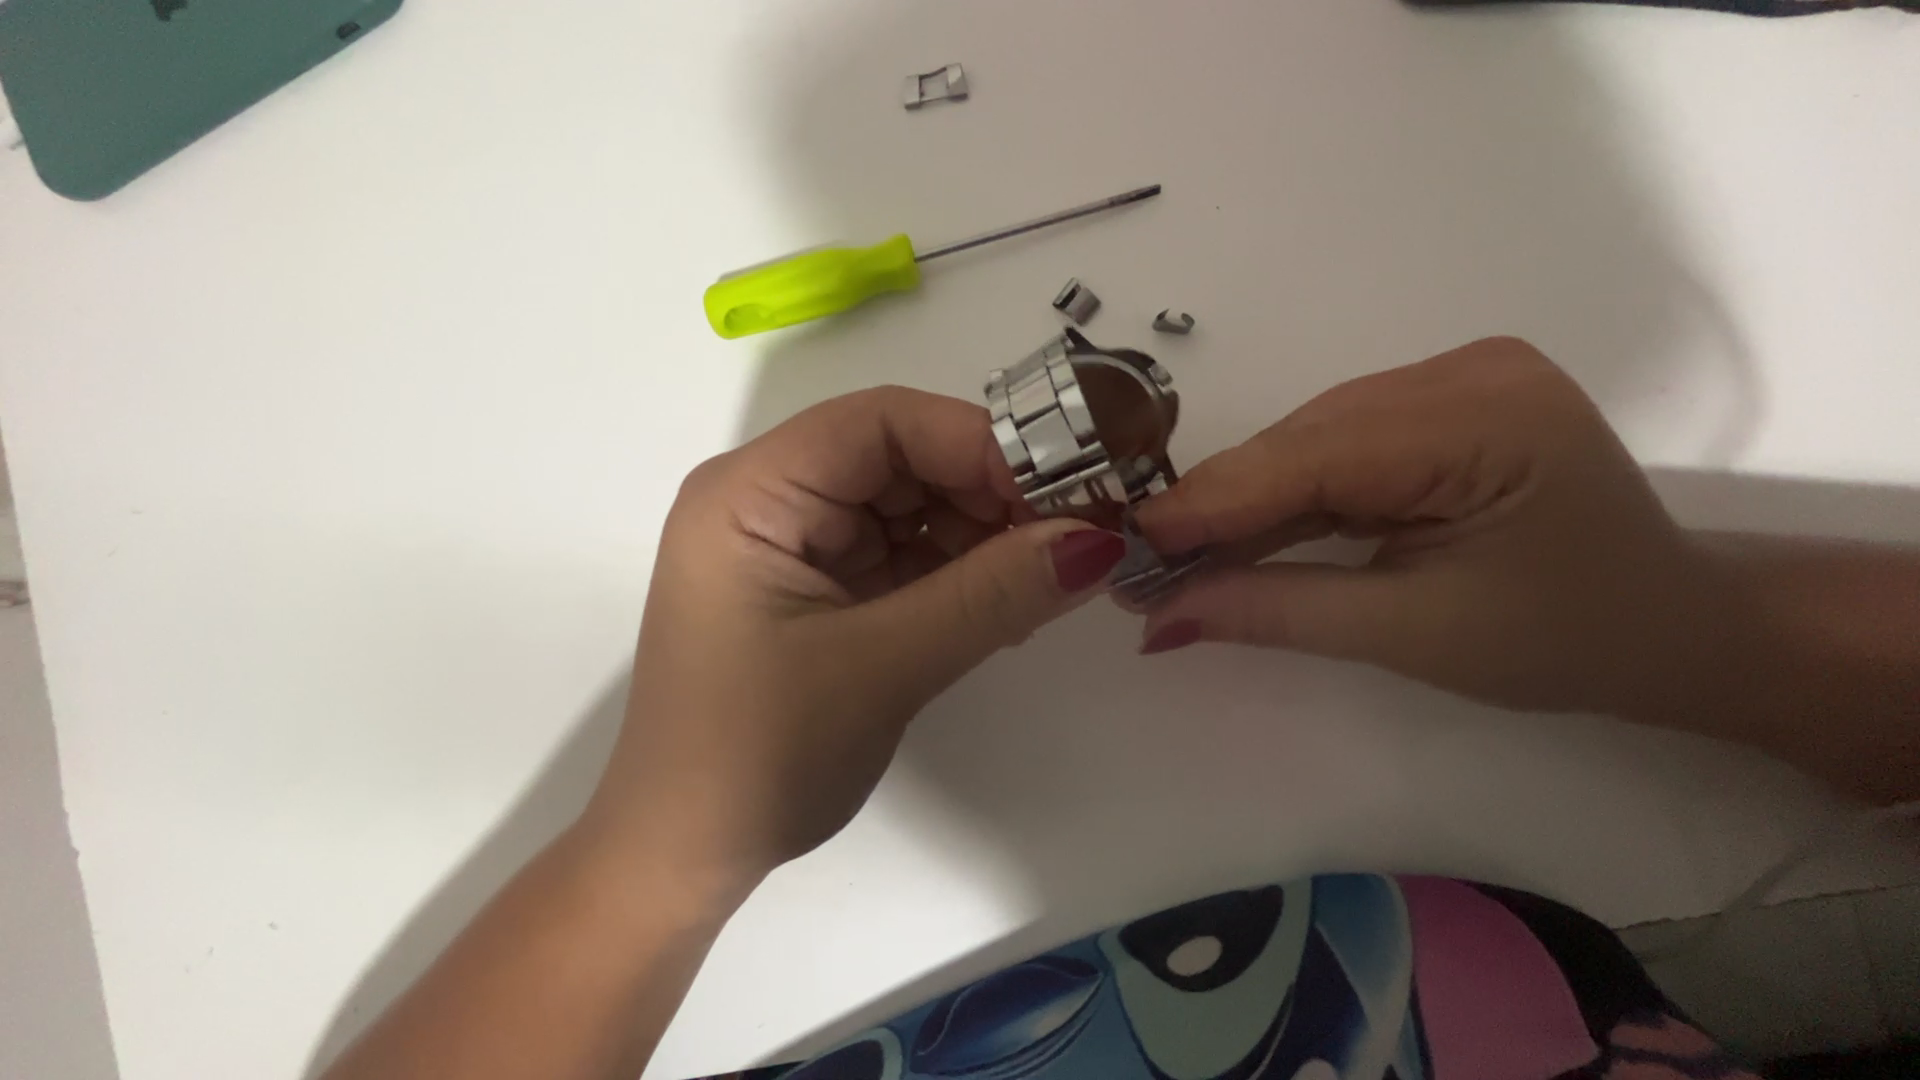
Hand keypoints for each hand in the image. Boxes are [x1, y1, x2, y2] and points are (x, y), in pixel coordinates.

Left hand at [581, 387, 1129, 893]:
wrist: (687, 853)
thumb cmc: (757, 755)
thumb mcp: (882, 667)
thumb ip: (992, 595)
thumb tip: (1102, 540)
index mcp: (753, 492)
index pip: (880, 422)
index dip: (978, 442)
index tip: (1064, 491)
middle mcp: (772, 501)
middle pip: (901, 459)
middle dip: (990, 493)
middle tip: (1075, 537)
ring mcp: (798, 547)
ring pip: (912, 508)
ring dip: (983, 537)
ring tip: (1049, 579)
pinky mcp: (823, 590)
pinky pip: (905, 557)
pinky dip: (961, 574)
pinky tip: (1010, 603)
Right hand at [1135, 337, 1746, 717]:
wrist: (1670, 628)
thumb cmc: (1562, 641)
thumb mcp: (1408, 635)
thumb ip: (1274, 611)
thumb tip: (1157, 620)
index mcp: (1483, 419)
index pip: (1310, 456)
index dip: (1208, 503)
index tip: (1123, 548)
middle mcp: (1462, 373)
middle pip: (1299, 442)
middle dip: (1216, 509)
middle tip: (1140, 569)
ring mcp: (1449, 380)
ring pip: (1303, 442)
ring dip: (1240, 504)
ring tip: (1176, 561)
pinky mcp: (1433, 404)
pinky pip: (1329, 448)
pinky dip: (1281, 498)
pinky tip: (1236, 537)